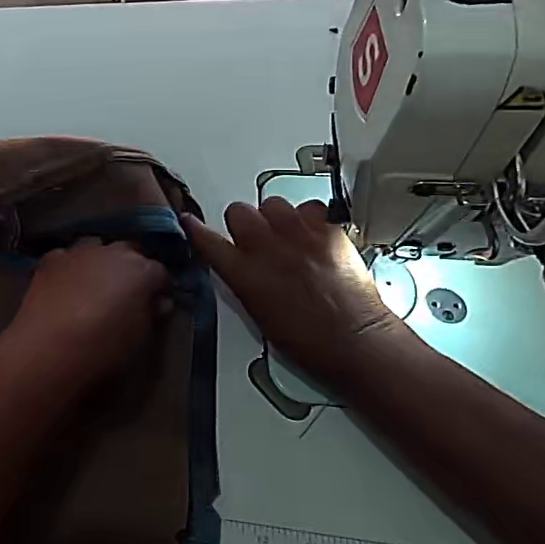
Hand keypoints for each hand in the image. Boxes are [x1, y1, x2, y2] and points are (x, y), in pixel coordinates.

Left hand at [6, 239, 169, 379]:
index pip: (161, 272)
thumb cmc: (102, 347)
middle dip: (133, 267)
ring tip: (97, 284)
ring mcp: (81, 252)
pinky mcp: (52, 259)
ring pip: (99, 247)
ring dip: (102, 261)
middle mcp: (114, 252)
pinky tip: (67, 284)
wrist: (48, 347)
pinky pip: (69, 257)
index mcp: (142, 270)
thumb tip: (158, 302)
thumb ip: (150, 313)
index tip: (157, 301)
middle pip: (131, 251)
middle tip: (129, 291)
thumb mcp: (137, 336)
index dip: (160, 287)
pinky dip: (72, 267)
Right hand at [183, 198, 413, 383]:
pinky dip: (309, 218)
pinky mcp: (328, 229)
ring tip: (287, 234)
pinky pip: (310, 208)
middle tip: (255, 236)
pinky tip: (313, 234)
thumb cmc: (309, 340)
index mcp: (244, 273)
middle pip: (239, 211)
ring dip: (275, 216)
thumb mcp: (259, 315)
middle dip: (243, 222)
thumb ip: (245, 282)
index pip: (207, 240)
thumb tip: (242, 269)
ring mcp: (299, 235)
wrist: (353, 340)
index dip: (196, 230)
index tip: (191, 222)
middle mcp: (267, 248)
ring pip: (273, 203)